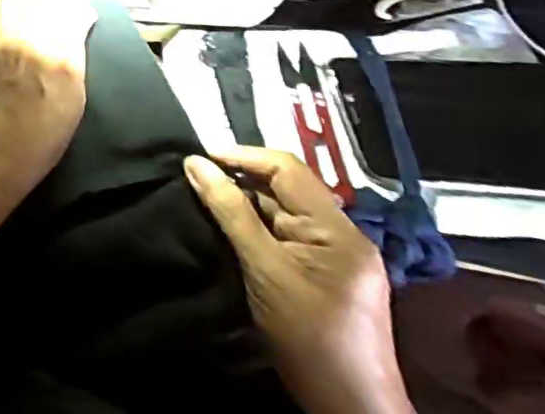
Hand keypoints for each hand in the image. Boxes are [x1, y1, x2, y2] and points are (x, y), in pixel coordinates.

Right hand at [185, 147, 411, 413]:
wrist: (350, 408)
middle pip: (285, 187)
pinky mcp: (325, 272)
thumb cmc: (309, 336)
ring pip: (282, 209)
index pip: (287, 168)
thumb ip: (229, 211)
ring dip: (244, 202)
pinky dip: (256, 225)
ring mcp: (336, 255)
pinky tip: (229, 228)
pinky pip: (286, 232)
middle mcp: (343, 234)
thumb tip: (194, 163)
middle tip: (195, 180)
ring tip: (204, 200)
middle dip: (239, 179)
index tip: (198, 160)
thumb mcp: (263, 268)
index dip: (241, 156)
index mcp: (338, 229)